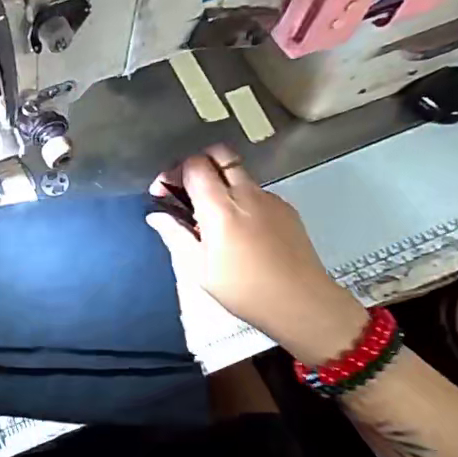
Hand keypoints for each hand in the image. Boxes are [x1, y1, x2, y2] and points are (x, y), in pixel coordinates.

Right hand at [145, 144, 368, 365]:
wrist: (300, 302)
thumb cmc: (247, 292)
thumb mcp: (201, 270)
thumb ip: (176, 236)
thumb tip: (157, 216)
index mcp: (221, 208)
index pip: (194, 165)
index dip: (174, 172)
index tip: (164, 193)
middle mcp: (247, 194)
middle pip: (219, 154)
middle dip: (199, 164)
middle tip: (188, 191)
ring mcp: (270, 199)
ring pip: (240, 173)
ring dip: (221, 182)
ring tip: (214, 217)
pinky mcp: (286, 208)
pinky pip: (258, 192)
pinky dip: (243, 199)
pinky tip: (241, 230)